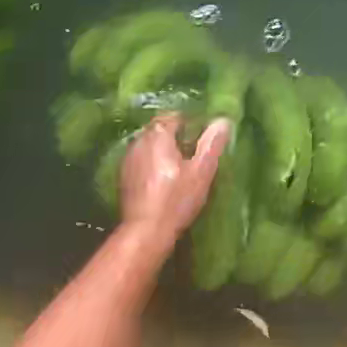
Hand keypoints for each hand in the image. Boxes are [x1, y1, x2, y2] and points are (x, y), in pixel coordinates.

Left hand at [119, 113, 229, 241]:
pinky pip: (140, 160)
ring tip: (179, 167)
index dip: (190, 124)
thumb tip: (223, 120)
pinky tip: (162, 180)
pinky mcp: (123, 175)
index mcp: (158, 135)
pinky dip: (151, 163)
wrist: (145, 230)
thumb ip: (211, 145)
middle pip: (159, 129)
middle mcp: (139, 141)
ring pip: (148, 144)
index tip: (202, 139)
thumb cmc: (176, 200)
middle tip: (193, 153)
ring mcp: (128, 158)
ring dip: (162, 150)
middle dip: (175, 136)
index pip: (174, 117)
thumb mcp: (201, 172)